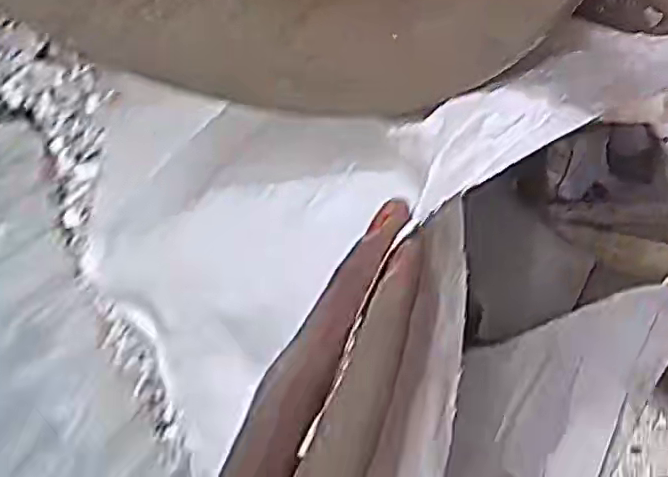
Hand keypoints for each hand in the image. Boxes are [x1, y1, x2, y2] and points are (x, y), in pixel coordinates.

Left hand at [222, 200, 414, 476]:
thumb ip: (403, 447)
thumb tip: (432, 383)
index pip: (353, 386)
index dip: (387, 312)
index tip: (411, 248)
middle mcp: (255, 472)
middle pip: (303, 363)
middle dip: (351, 281)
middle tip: (390, 216)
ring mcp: (237, 470)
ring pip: (281, 374)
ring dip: (333, 305)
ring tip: (369, 254)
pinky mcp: (236, 467)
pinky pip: (274, 393)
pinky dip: (311, 344)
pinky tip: (334, 328)